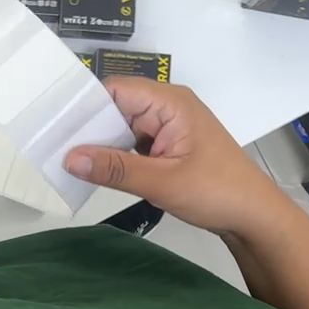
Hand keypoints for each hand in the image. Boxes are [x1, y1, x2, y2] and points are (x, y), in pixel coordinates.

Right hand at [64, 77, 294, 237]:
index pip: (116, 91)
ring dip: (101, 145)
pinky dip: (115, 157)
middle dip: (88, 128)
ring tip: (66, 160)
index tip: (55, 126)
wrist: (255, 217)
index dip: (85, 106)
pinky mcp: (167, 147)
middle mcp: (167, 108)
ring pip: (122, 129)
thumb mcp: (162, 182)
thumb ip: (115, 169)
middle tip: (53, 148)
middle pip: (116, 108)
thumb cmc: (218, 193)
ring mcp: (167, 128)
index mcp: (170, 103)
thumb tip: (70, 158)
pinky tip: (94, 171)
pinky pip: (132, 145)